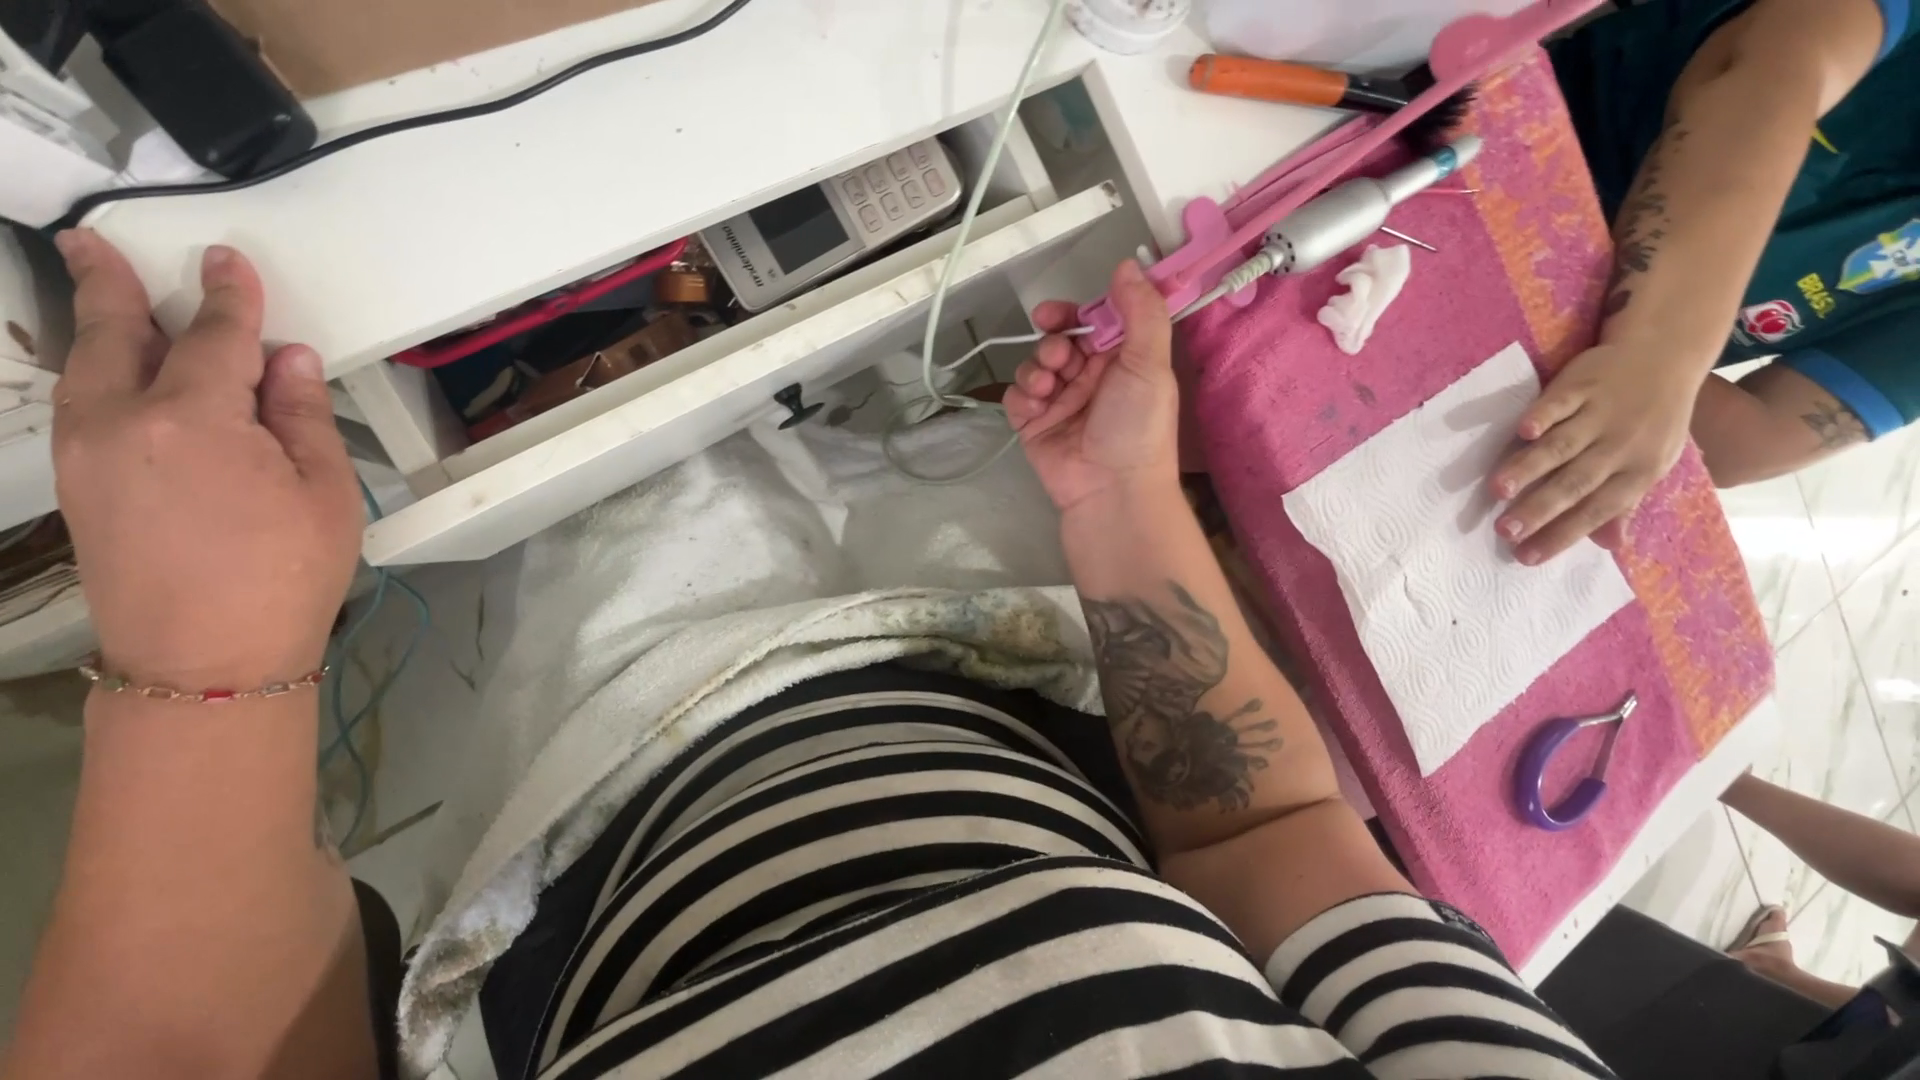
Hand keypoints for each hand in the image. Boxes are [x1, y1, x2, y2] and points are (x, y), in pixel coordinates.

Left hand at [53, 230, 361, 691]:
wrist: (206, 656)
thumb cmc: (286, 572)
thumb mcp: (324, 492)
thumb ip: (302, 417)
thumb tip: (288, 362)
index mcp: (195, 419)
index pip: (216, 338)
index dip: (229, 297)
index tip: (227, 259)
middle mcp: (121, 421)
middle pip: (117, 336)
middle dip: (111, 283)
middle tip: (93, 240)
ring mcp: (86, 451)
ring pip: (85, 366)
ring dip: (96, 323)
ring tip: (96, 287)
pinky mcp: (75, 482)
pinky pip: (81, 402)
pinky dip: (96, 369)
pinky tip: (113, 366)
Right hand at [1006, 260, 1179, 512]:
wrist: (1110, 490)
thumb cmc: (1136, 426)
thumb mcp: (1150, 362)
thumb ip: (1140, 311)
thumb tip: (1126, 265)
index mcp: (1121, 361)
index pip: (1093, 322)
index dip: (1074, 313)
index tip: (1059, 314)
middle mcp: (1090, 378)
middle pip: (1058, 340)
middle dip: (1052, 341)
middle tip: (1056, 355)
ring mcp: (1060, 402)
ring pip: (1034, 365)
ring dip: (1036, 369)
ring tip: (1048, 389)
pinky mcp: (1034, 425)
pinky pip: (1016, 397)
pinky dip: (1021, 398)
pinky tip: (1036, 410)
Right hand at [1490, 342, 1696, 564]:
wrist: (1666, 354)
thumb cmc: (1653, 417)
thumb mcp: (1649, 462)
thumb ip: (1624, 502)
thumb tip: (1610, 546)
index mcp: (1639, 469)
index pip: (1598, 509)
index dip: (1563, 534)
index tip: (1526, 557)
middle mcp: (1621, 445)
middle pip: (1575, 482)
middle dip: (1540, 509)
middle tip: (1505, 531)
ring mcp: (1602, 414)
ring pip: (1563, 446)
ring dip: (1530, 468)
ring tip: (1497, 491)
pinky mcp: (1583, 385)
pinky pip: (1562, 403)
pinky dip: (1544, 416)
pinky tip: (1523, 431)